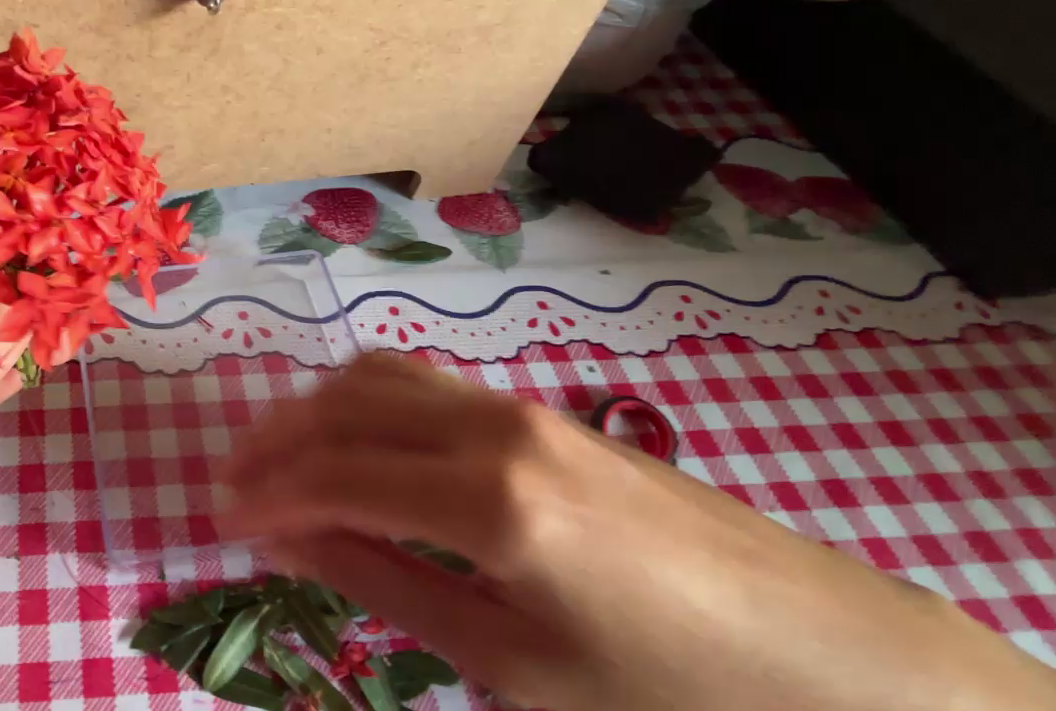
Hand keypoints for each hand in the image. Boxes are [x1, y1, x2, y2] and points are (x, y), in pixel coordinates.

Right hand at [219, 353, 1055, 710]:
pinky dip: (367, 403)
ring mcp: (522, 407)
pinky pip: (427, 384)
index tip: (215, 515)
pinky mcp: (543, 410)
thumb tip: (295, 541)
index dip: (267, 494)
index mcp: (488, 502)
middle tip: (230, 481)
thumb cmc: (672, 694)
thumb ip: (391, 587)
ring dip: (317, 410)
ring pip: (383, 377)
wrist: (839, 661)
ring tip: (277, 456)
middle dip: (276, 439)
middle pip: (348, 405)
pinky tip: (355, 440)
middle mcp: (494, 427)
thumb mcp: (515, 667)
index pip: (337, 477)